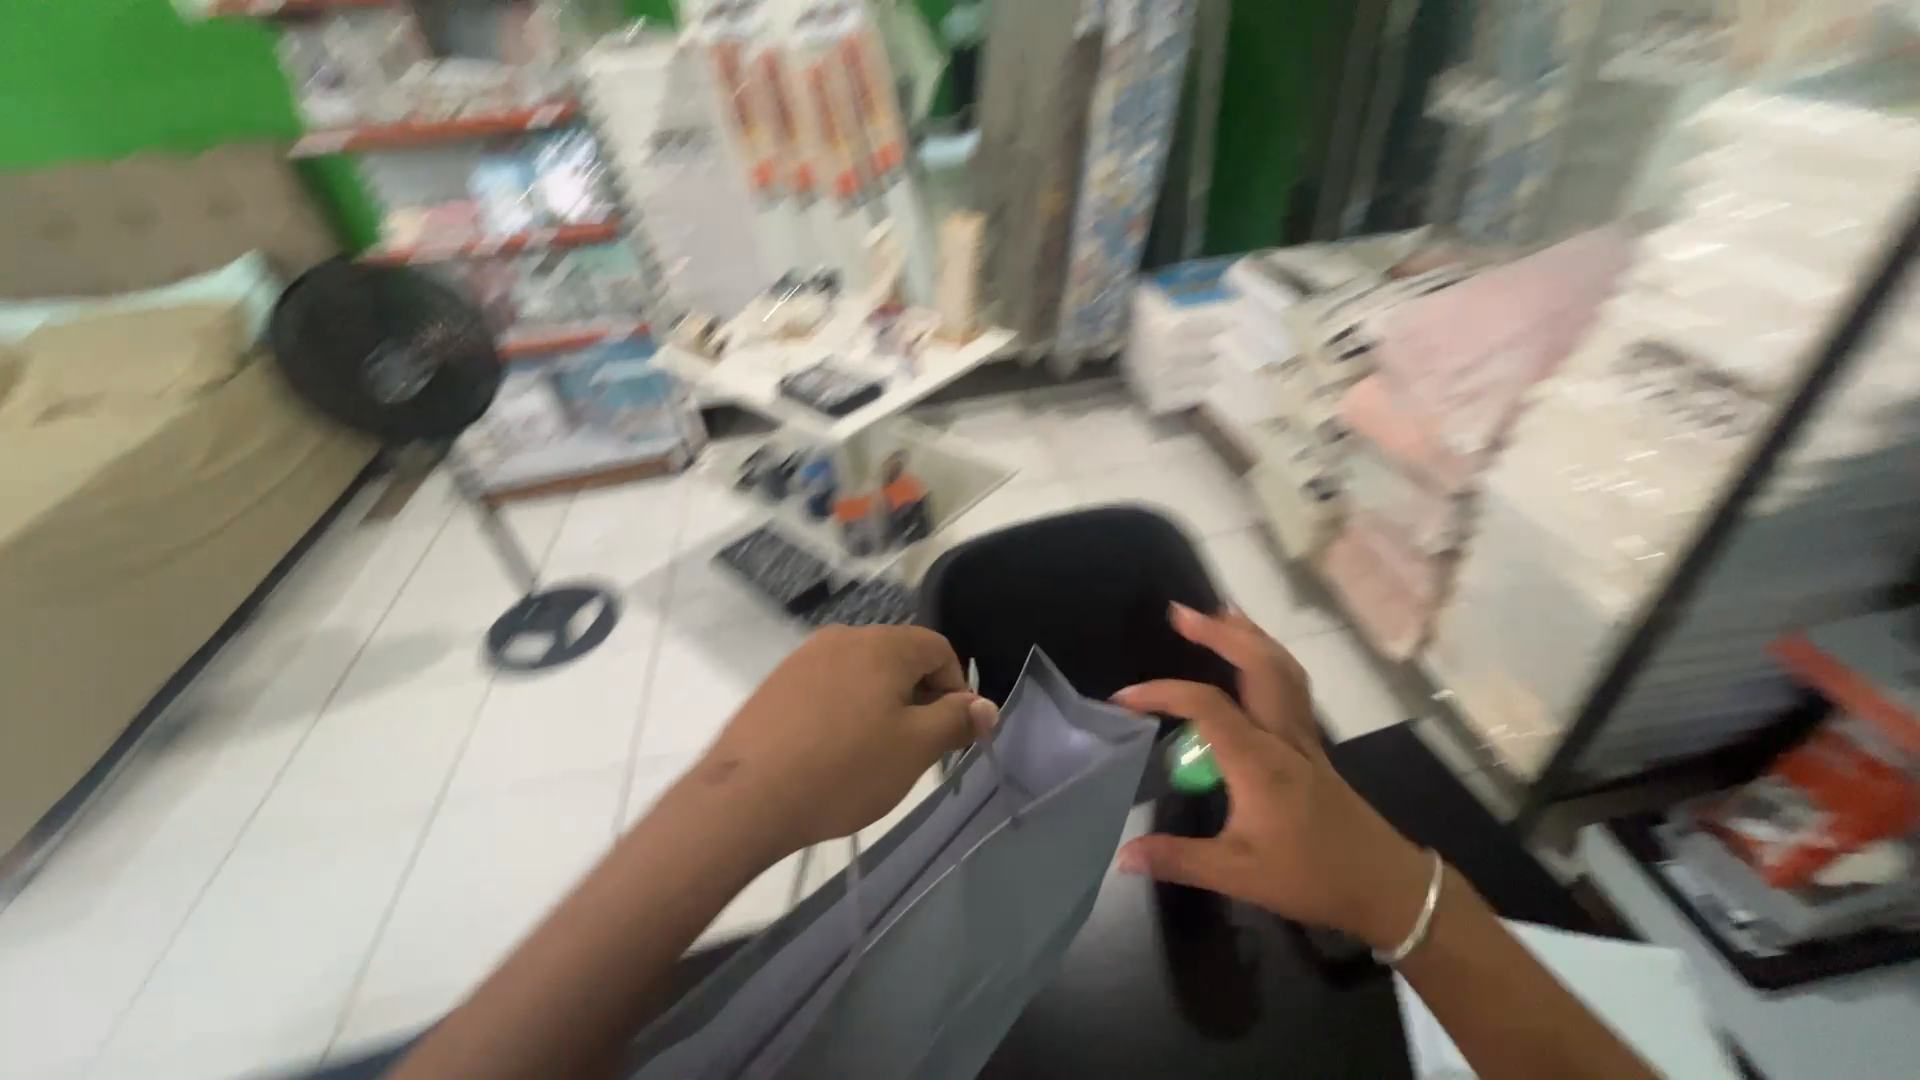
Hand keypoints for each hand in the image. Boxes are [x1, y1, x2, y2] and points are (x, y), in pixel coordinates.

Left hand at [689, 624, 996, 859]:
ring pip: (862, 674)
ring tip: (871, 755)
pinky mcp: (776, 684)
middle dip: (918, 698)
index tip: (949, 733)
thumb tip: (985, 706)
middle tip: (914, 749)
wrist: (746, 797)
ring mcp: (803, 658)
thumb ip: (955, 721)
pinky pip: (827, 687)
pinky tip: (831, 753)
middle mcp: (843, 638)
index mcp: (882, 644)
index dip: (956, 689)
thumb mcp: (914, 749)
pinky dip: (843, 711)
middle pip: (900, 658)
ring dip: (881, 706)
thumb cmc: (844, 769)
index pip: (939, 648)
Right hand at [1114, 606, 1431, 948]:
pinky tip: (1255, 656)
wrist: (1386, 886)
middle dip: (1219, 633)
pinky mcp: (1313, 743)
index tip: (1124, 699)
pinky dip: (1269, 656)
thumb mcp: (1238, 875)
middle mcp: (1282, 736)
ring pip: (1281, 667)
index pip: (1206, 706)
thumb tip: (1122, 855)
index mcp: (1258, 761)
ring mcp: (1302, 736)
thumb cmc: (1310, 876)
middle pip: (1257, 664)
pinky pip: (1290, 684)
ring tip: (1220, 613)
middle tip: (1180, 613)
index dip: (1162, 693)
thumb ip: (1178, 860)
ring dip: (1249, 635)